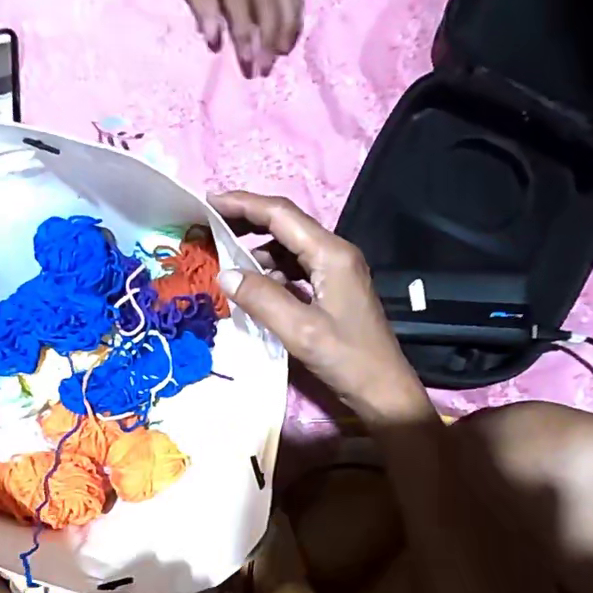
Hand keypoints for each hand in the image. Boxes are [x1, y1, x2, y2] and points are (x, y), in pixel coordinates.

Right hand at [210, 191, 430, 423]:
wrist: (383, 390)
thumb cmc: (348, 360)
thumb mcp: (301, 331)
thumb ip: (262, 299)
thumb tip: (225, 274)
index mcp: (332, 254)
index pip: (281, 214)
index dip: (243, 204)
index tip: (208, 202)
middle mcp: (335, 254)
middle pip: (285, 224)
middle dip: (247, 221)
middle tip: (210, 225)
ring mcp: (336, 272)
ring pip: (290, 247)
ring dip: (258, 249)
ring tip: (225, 259)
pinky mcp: (334, 290)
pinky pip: (297, 269)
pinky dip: (272, 271)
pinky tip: (254, 286)